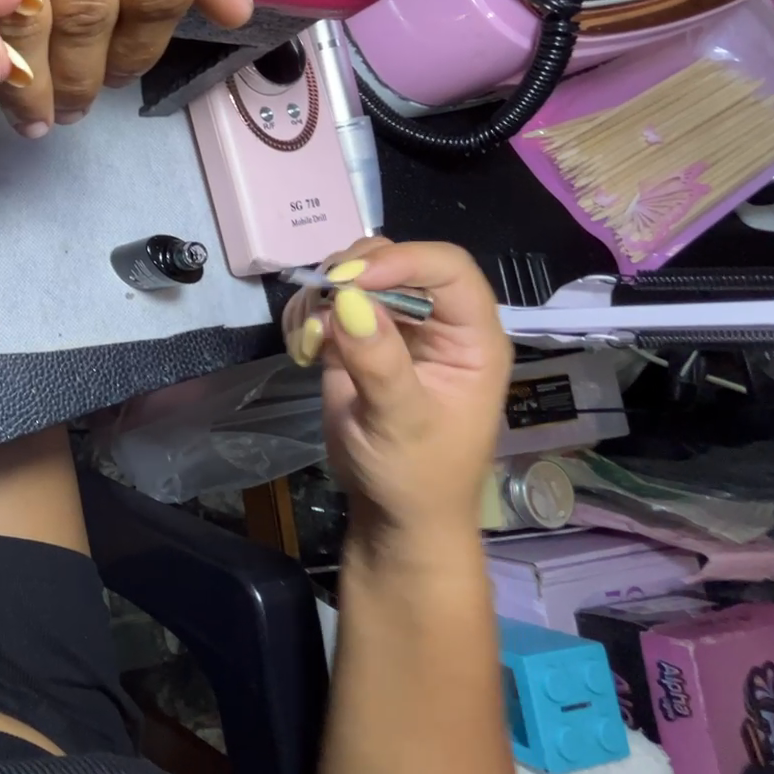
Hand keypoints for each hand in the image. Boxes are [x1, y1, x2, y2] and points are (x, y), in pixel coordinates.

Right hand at [281, 240, 512, 550]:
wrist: (392, 512)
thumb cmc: (416, 474)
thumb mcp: (401, 422)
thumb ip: (379, 361)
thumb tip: (347, 300)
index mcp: (470, 338)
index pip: (446, 268)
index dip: (400, 262)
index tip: (346, 282)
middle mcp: (434, 324)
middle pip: (393, 261)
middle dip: (349, 275)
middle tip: (317, 306)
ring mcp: (392, 330)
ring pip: (353, 278)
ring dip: (319, 297)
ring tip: (308, 341)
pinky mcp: (355, 341)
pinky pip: (326, 305)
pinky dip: (305, 316)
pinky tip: (303, 349)